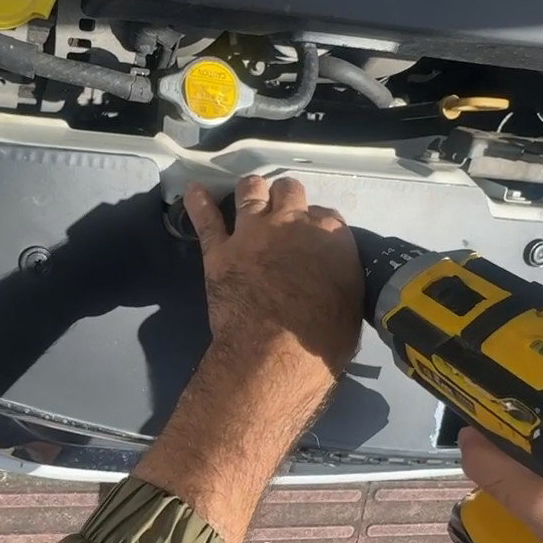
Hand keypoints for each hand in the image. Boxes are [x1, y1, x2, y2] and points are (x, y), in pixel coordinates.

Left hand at [184, 176, 362, 381]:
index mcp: (331, 235)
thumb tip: (331, 280)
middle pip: (288, 191)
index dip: (315, 225)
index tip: (311, 238)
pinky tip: (193, 191)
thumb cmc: (322, 338)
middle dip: (285, 197)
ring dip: (251, 190)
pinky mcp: (220, 250)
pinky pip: (206, 219)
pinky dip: (198, 203)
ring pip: (250, 191)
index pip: (325, 216)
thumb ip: (338, 278)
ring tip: (249, 193)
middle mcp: (292, 222)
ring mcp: (253, 232)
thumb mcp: (349, 303)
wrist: (277, 352)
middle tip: (282, 210)